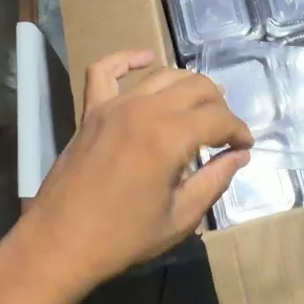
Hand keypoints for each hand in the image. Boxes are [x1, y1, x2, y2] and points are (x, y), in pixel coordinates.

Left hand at [11, 50, 252, 301]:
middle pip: (197, 87)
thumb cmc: (123, 238)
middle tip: (223, 132)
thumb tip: (239, 157)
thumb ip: (214, 181)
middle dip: (219, 106)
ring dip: (188, 85)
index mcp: (170, 138)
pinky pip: (105, 70)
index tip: (244, 146)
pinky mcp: (91, 111)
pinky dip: (127, 59)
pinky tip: (145, 59)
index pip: (219, 118)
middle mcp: (145, 110)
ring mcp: (115, 105)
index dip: (238, 131)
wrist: (59, 244)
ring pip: (163, 75)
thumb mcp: (180, 218)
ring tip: (200, 104)